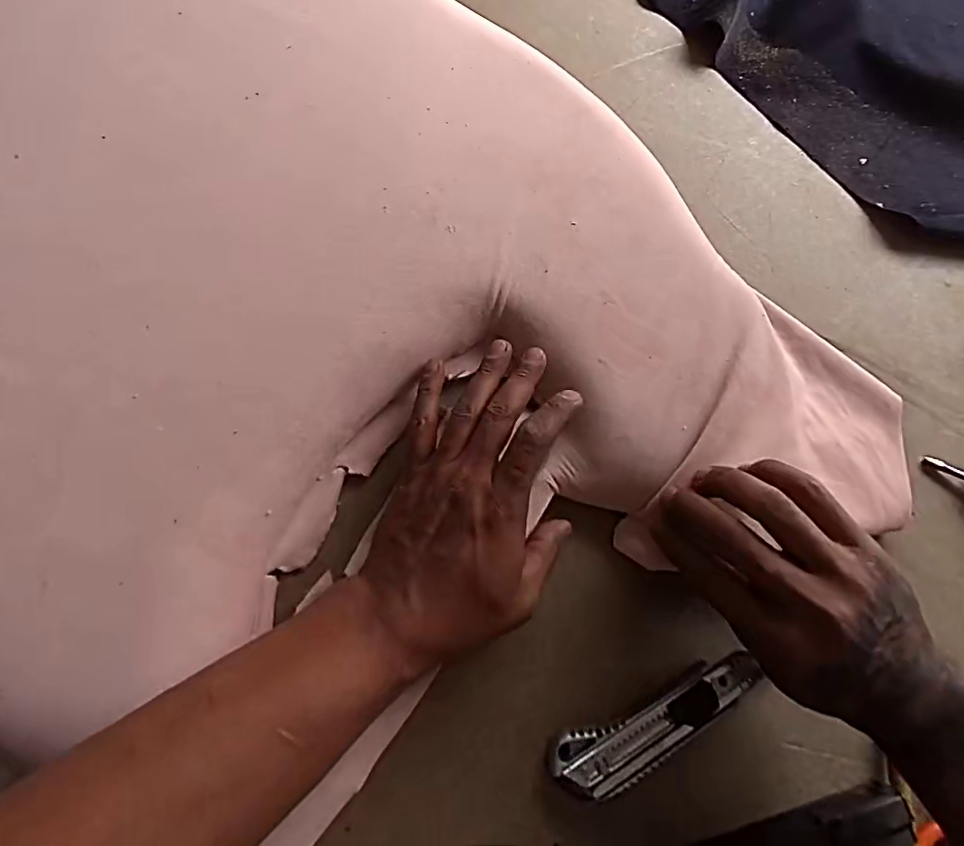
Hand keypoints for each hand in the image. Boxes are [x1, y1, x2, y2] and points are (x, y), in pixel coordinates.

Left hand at [355, 341, 581, 677]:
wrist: (394, 616)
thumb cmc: (459, 612)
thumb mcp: (518, 597)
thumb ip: (543, 554)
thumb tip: (563, 524)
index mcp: (500, 510)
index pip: (531, 448)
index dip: (552, 416)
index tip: (570, 396)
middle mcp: (468, 482)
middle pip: (498, 419)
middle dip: (519, 382)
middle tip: (536, 355)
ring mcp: (436, 474)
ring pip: (463, 414)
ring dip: (483, 377)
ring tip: (498, 348)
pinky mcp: (412, 475)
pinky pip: (420, 425)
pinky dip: (428, 393)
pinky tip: (435, 367)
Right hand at [654, 460, 946, 736]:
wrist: (908, 688)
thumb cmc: (828, 677)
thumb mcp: (770, 659)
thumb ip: (733, 607)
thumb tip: (693, 552)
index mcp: (779, 639)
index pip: (712, 579)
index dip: (677, 543)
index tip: (658, 521)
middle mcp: (811, 603)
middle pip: (737, 539)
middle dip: (695, 509)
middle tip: (674, 494)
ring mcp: (843, 571)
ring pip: (776, 509)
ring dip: (731, 484)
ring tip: (708, 476)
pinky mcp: (867, 548)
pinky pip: (817, 497)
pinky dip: (779, 476)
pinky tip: (754, 470)